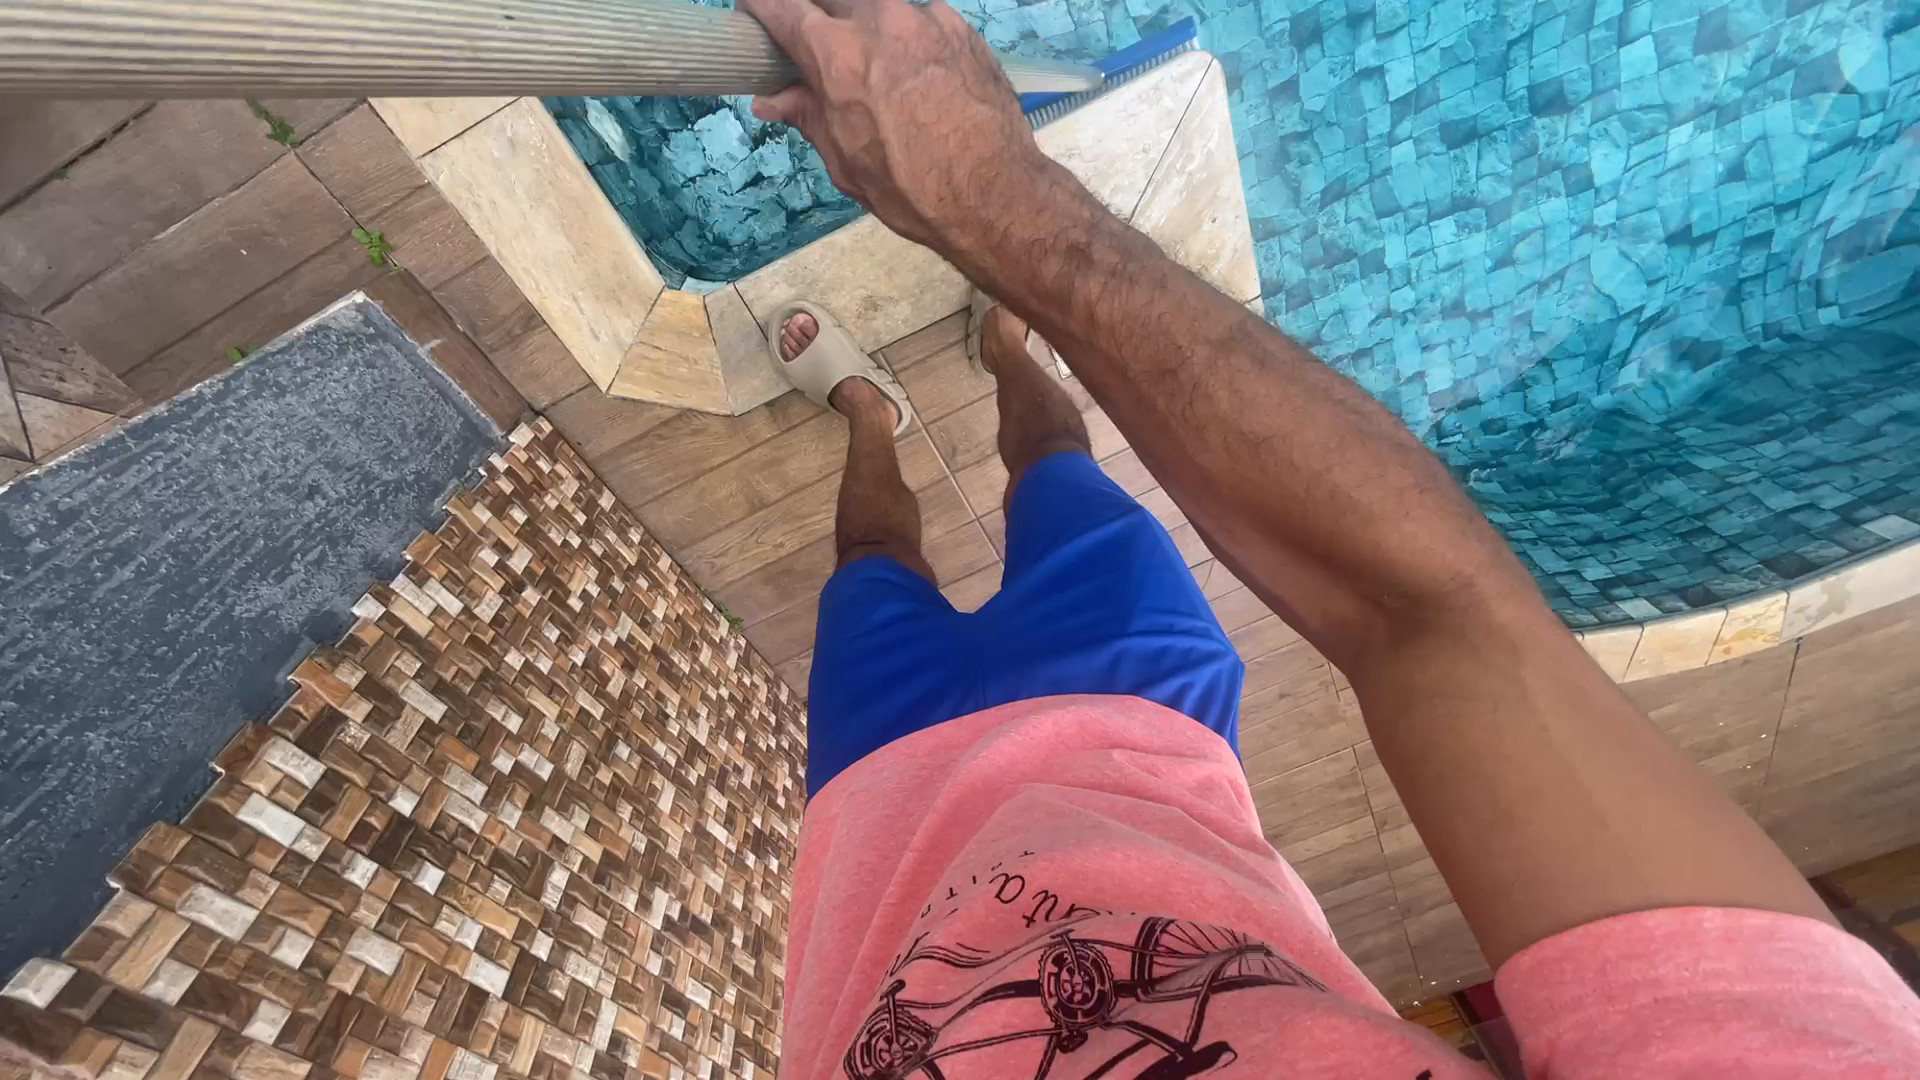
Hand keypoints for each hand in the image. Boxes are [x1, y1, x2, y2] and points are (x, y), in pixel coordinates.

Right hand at [740, 0, 1053, 248]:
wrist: (992, 195)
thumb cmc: (914, 192)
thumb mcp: (848, 164)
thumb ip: (809, 118)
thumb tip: (771, 100)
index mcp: (837, 55)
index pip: (782, 8)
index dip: (760, 9)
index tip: (752, 16)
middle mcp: (879, 20)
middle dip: (816, 15)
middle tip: (816, 47)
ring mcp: (925, 18)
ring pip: (880, 8)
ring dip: (868, 29)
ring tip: (878, 71)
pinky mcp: (961, 28)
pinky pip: (923, 20)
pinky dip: (910, 39)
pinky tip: (920, 76)